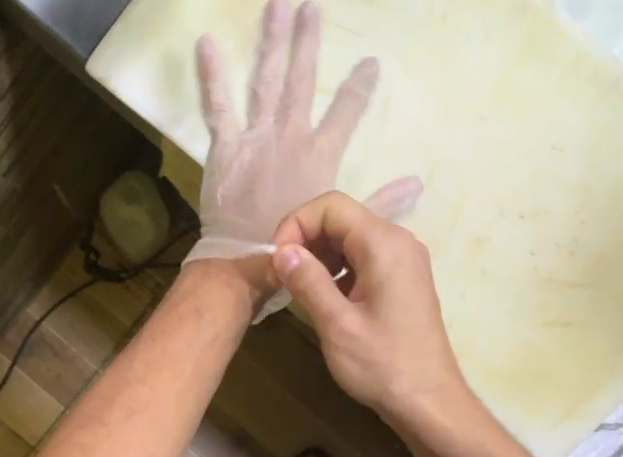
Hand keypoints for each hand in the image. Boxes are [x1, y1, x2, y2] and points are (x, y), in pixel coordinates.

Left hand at [190, 0, 420, 315]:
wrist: (245, 265)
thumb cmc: (291, 251)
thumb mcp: (341, 227)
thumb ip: (379, 201)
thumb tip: (418, 185)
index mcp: (321, 155)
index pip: (346, 112)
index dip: (359, 87)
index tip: (370, 62)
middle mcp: (291, 137)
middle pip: (301, 81)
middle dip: (307, 41)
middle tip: (310, 6)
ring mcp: (257, 139)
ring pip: (265, 81)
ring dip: (271, 42)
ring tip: (277, 6)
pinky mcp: (225, 149)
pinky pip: (217, 106)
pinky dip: (211, 75)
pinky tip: (205, 44)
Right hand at [270, 192, 482, 435]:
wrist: (427, 400)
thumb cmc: (381, 364)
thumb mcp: (336, 324)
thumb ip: (307, 282)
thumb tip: (281, 252)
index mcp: (384, 244)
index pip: (331, 206)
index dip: (297, 224)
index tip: (277, 259)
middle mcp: (398, 242)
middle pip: (342, 219)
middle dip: (305, 240)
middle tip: (282, 277)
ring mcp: (403, 261)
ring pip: (351, 239)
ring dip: (319, 257)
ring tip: (298, 290)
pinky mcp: (402, 281)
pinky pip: (362, 260)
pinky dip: (337, 271)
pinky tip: (323, 300)